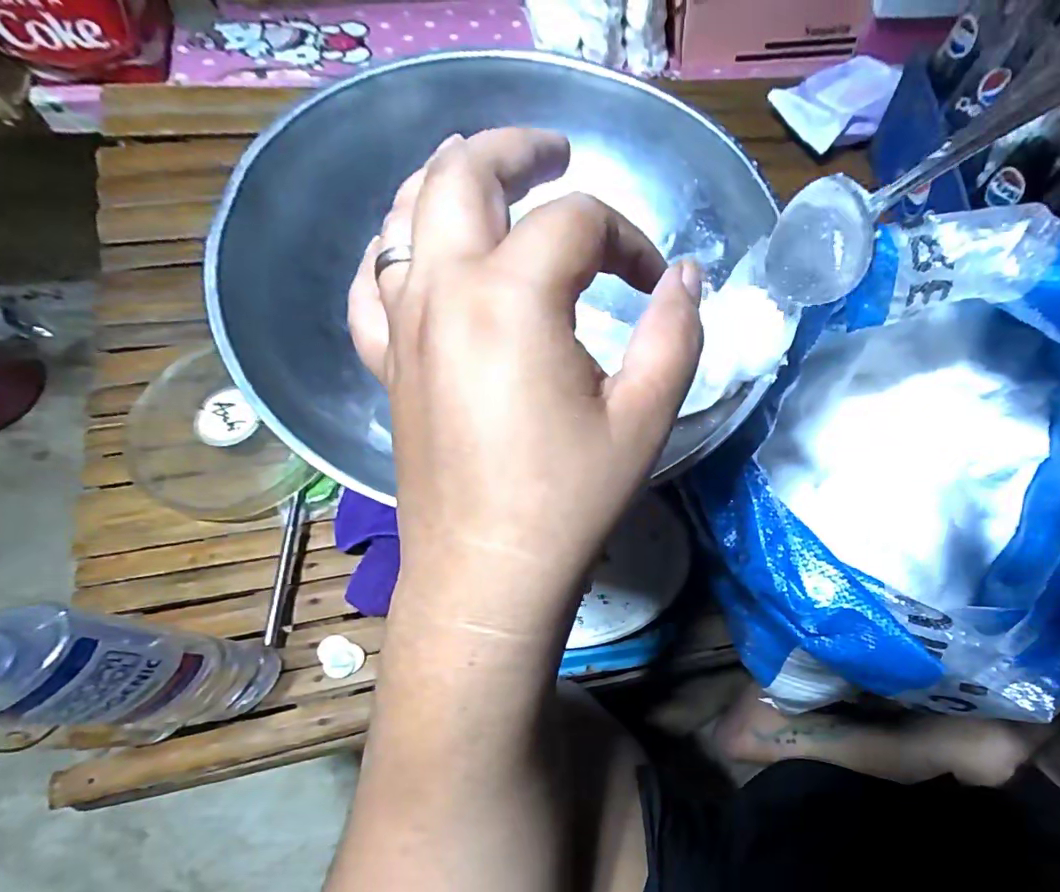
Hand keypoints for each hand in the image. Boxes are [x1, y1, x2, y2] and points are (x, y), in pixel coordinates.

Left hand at [347, 129, 702, 628]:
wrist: (490, 571)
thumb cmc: (571, 499)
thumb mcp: (645, 418)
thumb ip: (675, 334)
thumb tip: (687, 278)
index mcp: (512, 297)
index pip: (578, 223)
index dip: (629, 241)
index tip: (657, 287)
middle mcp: (443, 289)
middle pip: (463, 175)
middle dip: (517, 151)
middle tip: (557, 152)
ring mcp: (403, 324)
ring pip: (405, 212)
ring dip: (451, 181)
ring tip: (491, 181)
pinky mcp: (387, 362)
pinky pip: (372, 282)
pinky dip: (396, 249)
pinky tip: (420, 256)